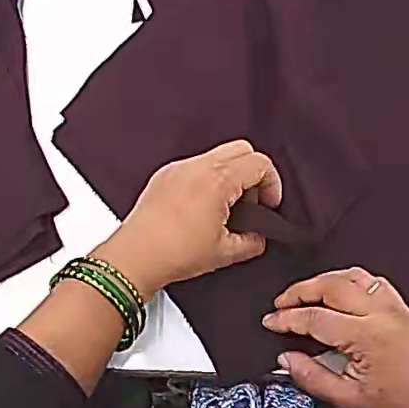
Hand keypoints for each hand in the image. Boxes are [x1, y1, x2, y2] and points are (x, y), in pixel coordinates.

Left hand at [92, 139, 282, 298]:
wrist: (135, 258)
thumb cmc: (173, 253)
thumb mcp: (225, 253)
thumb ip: (253, 241)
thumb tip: (259, 237)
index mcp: (217, 180)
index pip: (259, 163)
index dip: (272, 184)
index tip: (268, 205)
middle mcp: (197, 167)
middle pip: (242, 149)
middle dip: (254, 174)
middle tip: (252, 203)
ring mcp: (178, 168)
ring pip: (218, 155)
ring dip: (231, 175)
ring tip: (227, 208)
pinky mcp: (164, 176)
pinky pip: (196, 165)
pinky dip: (208, 179)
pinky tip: (204, 207)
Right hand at [263, 268, 408, 407]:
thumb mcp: (347, 400)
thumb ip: (311, 377)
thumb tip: (287, 359)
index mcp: (368, 337)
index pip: (315, 317)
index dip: (287, 318)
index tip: (271, 322)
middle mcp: (383, 315)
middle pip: (332, 285)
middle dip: (300, 291)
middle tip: (281, 304)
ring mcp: (395, 308)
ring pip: (352, 276)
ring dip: (324, 281)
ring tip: (304, 295)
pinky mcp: (402, 309)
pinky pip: (372, 282)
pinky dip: (350, 281)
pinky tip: (338, 292)